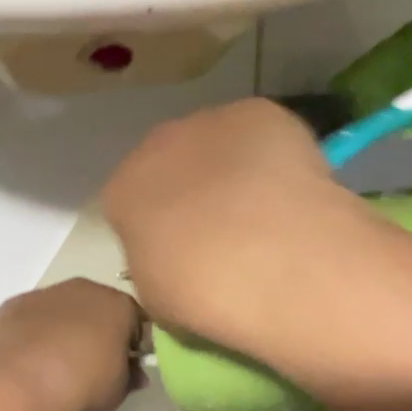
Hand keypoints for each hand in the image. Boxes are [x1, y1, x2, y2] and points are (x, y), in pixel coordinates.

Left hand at [0, 280, 142, 410]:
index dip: (133, 347)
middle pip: (98, 309)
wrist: (17, 386)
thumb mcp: (118, 392)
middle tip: (92, 368)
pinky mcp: (12, 305)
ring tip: (56, 368)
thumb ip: (130, 377)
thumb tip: (135, 374)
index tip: (125, 369)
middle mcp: (83, 289)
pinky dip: (34, 335)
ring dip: (64, 331)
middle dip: (98, 333)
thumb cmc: (81, 386)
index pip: (137, 321)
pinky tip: (29, 362)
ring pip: (63, 311)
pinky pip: (33, 319)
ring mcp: (44, 294)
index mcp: (118, 305)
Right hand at [101, 99, 378, 349]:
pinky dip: (272, 157)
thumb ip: (152, 265)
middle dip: (190, 192)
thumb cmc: (203, 293)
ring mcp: (208, 123)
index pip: (130, 206)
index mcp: (122, 193)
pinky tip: (289, 192)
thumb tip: (169, 256)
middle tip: (224, 234)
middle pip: (170, 166)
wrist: (271, 260)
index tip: (182, 256)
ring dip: (231, 172)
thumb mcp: (156, 298)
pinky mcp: (259, 113)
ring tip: (264, 213)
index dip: (157, 230)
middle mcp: (156, 145)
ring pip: (216, 146)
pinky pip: (260, 136)